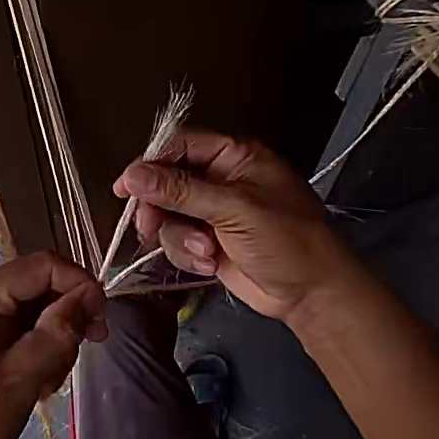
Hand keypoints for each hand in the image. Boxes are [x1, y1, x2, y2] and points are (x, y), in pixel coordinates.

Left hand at [0, 252, 106, 438]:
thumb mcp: (22, 376)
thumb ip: (60, 330)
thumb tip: (92, 296)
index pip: (45, 265)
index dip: (81, 284)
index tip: (102, 320)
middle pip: (43, 287)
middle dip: (69, 317)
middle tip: (85, 351)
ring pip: (38, 312)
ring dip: (55, 341)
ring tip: (49, 381)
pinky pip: (23, 332)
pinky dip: (40, 353)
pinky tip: (37, 384)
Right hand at [114, 129, 368, 322]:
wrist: (311, 292)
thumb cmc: (288, 240)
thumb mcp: (234, 209)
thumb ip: (182, 191)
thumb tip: (135, 174)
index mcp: (235, 157)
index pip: (181, 146)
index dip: (151, 163)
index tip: (126, 186)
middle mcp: (222, 180)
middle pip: (168, 182)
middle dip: (160, 207)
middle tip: (152, 225)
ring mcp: (214, 214)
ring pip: (169, 217)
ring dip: (180, 238)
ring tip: (206, 252)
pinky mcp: (210, 243)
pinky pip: (179, 242)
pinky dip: (188, 255)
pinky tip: (210, 264)